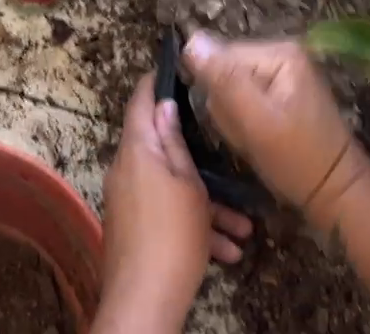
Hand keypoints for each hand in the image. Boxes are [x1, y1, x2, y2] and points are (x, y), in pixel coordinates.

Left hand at [99, 74, 252, 328]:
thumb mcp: (188, 185)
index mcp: (137, 148)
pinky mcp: (132, 226)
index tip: (177, 69)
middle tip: (225, 150)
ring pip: (170, 185)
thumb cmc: (173, 235)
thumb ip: (176, 143)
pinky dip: (191, 223)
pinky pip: (164, 212)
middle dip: (197, 156)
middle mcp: (125, 168)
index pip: (141, 100)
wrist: (144, 301)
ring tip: (244, 225)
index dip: (157, 82)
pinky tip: (228, 249)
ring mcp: (127, 199)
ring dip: (204, 201)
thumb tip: (165, 105)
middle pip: (160, 146)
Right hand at [182, 32, 369, 231]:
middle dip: (229, 107)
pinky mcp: (281, 91)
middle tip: (250, 135)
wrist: (336, 193)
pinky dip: (245, 121)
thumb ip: (224, 80)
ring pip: (230, 88)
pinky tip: (261, 137)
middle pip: (225, 71)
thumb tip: (192, 41)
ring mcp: (283, 72)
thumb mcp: (256, 122)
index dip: (220, 94)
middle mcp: (282, 52)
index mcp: (279, 51)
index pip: (220, 58)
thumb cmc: (297, 161)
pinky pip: (244, 99)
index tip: (240, 123)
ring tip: (256, 139)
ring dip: (235, 117)